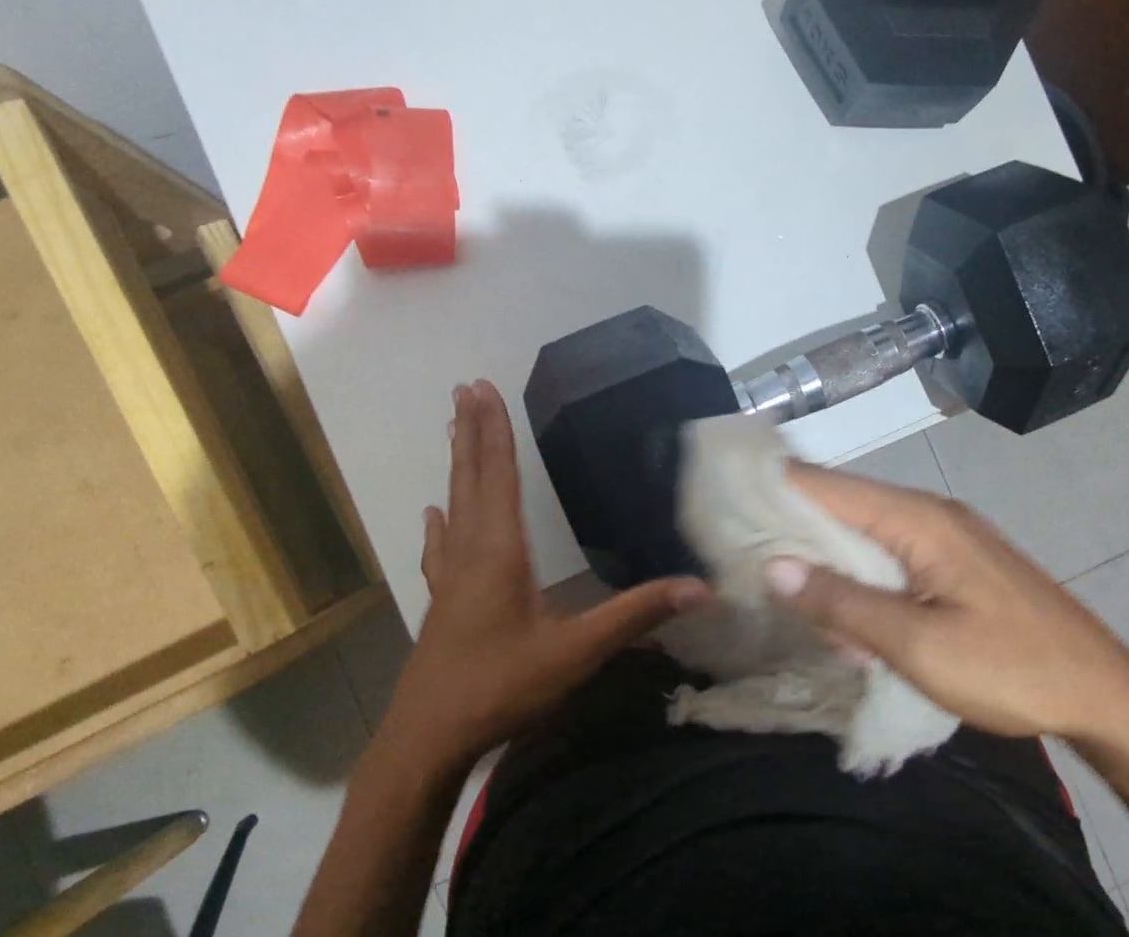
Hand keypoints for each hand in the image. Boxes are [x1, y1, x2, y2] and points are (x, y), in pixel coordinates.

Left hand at [386, 380, 711, 760]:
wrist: (428, 739)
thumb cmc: (501, 688)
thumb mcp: (576, 653)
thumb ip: (635, 617)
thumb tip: (700, 588)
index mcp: (500, 553)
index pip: (499, 479)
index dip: (495, 433)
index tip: (483, 389)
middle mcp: (471, 554)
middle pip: (472, 481)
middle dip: (472, 433)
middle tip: (465, 388)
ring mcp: (451, 579)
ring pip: (455, 507)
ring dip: (458, 466)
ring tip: (453, 429)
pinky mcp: (442, 604)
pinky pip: (441, 548)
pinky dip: (440, 524)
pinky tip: (434, 514)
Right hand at [767, 463, 1128, 739]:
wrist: (1105, 696)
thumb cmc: (1012, 669)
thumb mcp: (919, 645)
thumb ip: (844, 604)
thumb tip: (776, 568)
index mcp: (919, 521)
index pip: (829, 486)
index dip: (774, 488)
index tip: (722, 498)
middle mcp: (931, 515)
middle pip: (844, 505)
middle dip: (792, 526)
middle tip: (736, 549)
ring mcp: (948, 539)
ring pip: (866, 533)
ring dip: (825, 557)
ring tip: (776, 582)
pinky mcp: (958, 565)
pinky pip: (891, 556)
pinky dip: (858, 574)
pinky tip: (840, 608)